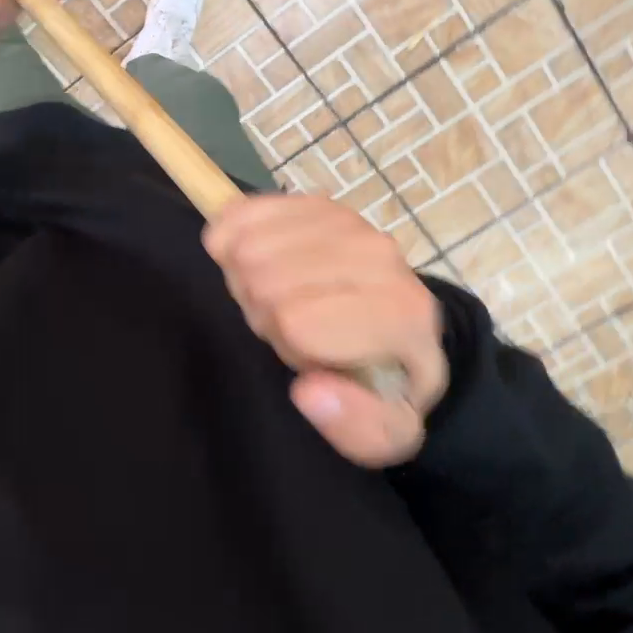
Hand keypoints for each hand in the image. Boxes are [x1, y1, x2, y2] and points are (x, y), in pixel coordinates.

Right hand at [203, 194, 446, 467]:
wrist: (402, 325)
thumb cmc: (388, 382)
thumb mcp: (387, 432)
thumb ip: (357, 426)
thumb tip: (309, 392)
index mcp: (400, 316)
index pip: (297, 321)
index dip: (288, 345)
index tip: (312, 355)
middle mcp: (379, 256)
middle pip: (266, 281)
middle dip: (262, 312)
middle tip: (288, 326)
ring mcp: (346, 221)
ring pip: (249, 246)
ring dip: (246, 277)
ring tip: (278, 296)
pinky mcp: (315, 200)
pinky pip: (243, 211)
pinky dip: (230, 237)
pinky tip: (250, 259)